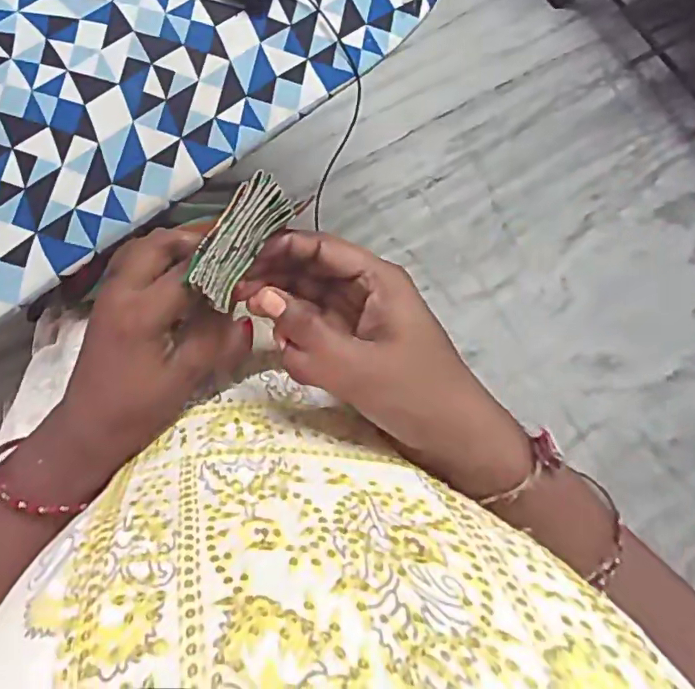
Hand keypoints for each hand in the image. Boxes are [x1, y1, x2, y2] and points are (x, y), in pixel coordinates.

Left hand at [41, 228, 252, 481]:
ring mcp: (109, 292)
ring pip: (141, 246)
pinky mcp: (106, 298)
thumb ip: (215, 339)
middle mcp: (121, 291)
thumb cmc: (136, 411)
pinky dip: (156, 253)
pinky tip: (176, 267)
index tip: (248, 255)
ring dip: (173, 242)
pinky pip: (131, 259)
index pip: (187, 270)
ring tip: (207, 250)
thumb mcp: (183, 379)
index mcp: (141, 312)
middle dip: (194, 237)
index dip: (219, 260)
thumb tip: (241, 308)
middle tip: (227, 242)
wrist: (86, 428)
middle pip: (159, 244)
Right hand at [234, 231, 532, 493]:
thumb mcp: (356, 364)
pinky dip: (298, 341)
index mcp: (376, 279)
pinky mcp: (349, 345)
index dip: (280, 247)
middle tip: (235, 293)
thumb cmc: (417, 395)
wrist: (458, 447)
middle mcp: (363, 291)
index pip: (320, 247)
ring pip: (306, 301)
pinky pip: (313, 331)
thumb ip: (305, 330)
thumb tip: (259, 296)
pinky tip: (291, 357)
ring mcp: (355, 318)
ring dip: (284, 313)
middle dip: (274, 280)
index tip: (242, 259)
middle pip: (308, 271)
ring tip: (257, 323)